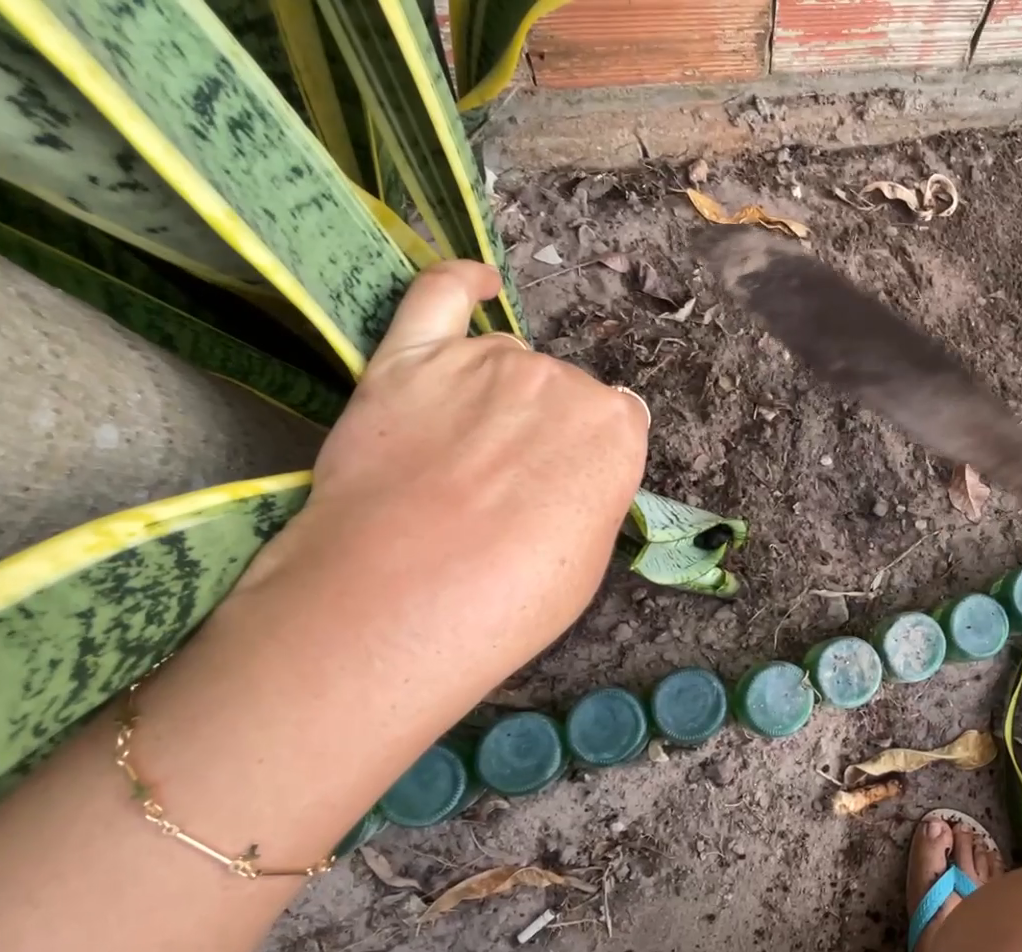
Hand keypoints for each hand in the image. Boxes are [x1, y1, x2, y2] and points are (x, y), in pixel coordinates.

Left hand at [232, 261, 647, 692]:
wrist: (404, 599)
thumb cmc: (515, 596)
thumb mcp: (591, 553)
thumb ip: (594, 488)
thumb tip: (574, 469)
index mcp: (617, 428)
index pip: (614, 421)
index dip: (585, 455)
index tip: (561, 484)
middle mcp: (563, 380)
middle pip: (559, 390)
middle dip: (540, 428)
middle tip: (504, 484)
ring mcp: (486, 361)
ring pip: (503, 360)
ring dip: (494, 393)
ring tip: (459, 450)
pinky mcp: (410, 358)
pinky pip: (440, 296)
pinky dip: (459, 282)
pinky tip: (475, 282)